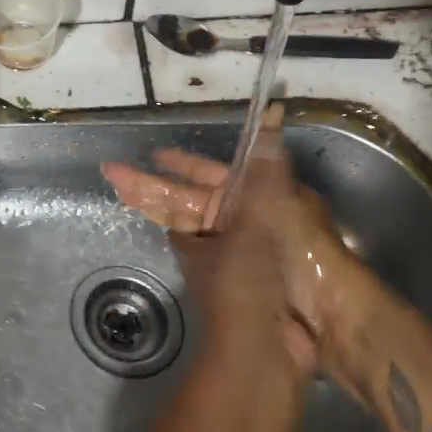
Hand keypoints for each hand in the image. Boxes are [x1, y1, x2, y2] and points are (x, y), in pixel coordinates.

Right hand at [101, 106, 354, 368]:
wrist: (319, 320)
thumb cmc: (299, 254)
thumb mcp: (280, 201)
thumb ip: (265, 160)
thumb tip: (272, 111)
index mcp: (258, 199)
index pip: (211, 174)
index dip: (182, 163)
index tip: (154, 155)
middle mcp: (243, 220)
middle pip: (188, 196)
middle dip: (151, 183)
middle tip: (112, 173)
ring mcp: (231, 249)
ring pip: (183, 219)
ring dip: (151, 204)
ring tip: (118, 192)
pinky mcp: (223, 275)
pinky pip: (190, 246)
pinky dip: (169, 232)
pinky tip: (147, 224)